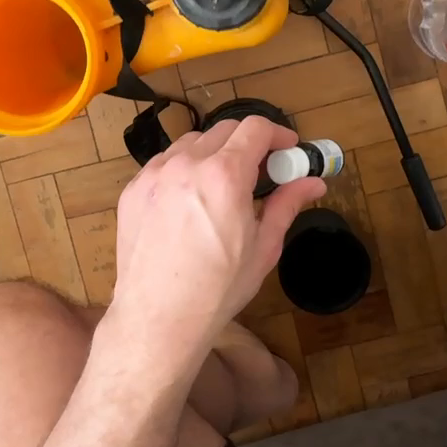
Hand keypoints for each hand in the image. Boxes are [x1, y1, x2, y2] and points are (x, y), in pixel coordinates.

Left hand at [107, 117, 326, 368]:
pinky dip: (183, 169)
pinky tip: (190, 200)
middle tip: (261, 170)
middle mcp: (186, 164)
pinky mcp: (133, 189)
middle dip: (248, 143)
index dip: (277, 134)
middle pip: (224, 130)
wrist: (158, 318)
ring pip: (192, 143)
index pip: (255, 128)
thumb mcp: (263, 247)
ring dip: (214, 153)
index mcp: (224, 176)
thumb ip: (287, 204)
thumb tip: (314, 182)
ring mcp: (154, 175)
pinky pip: (164, 163)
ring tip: (223, 186)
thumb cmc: (217, 289)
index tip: (287, 148)